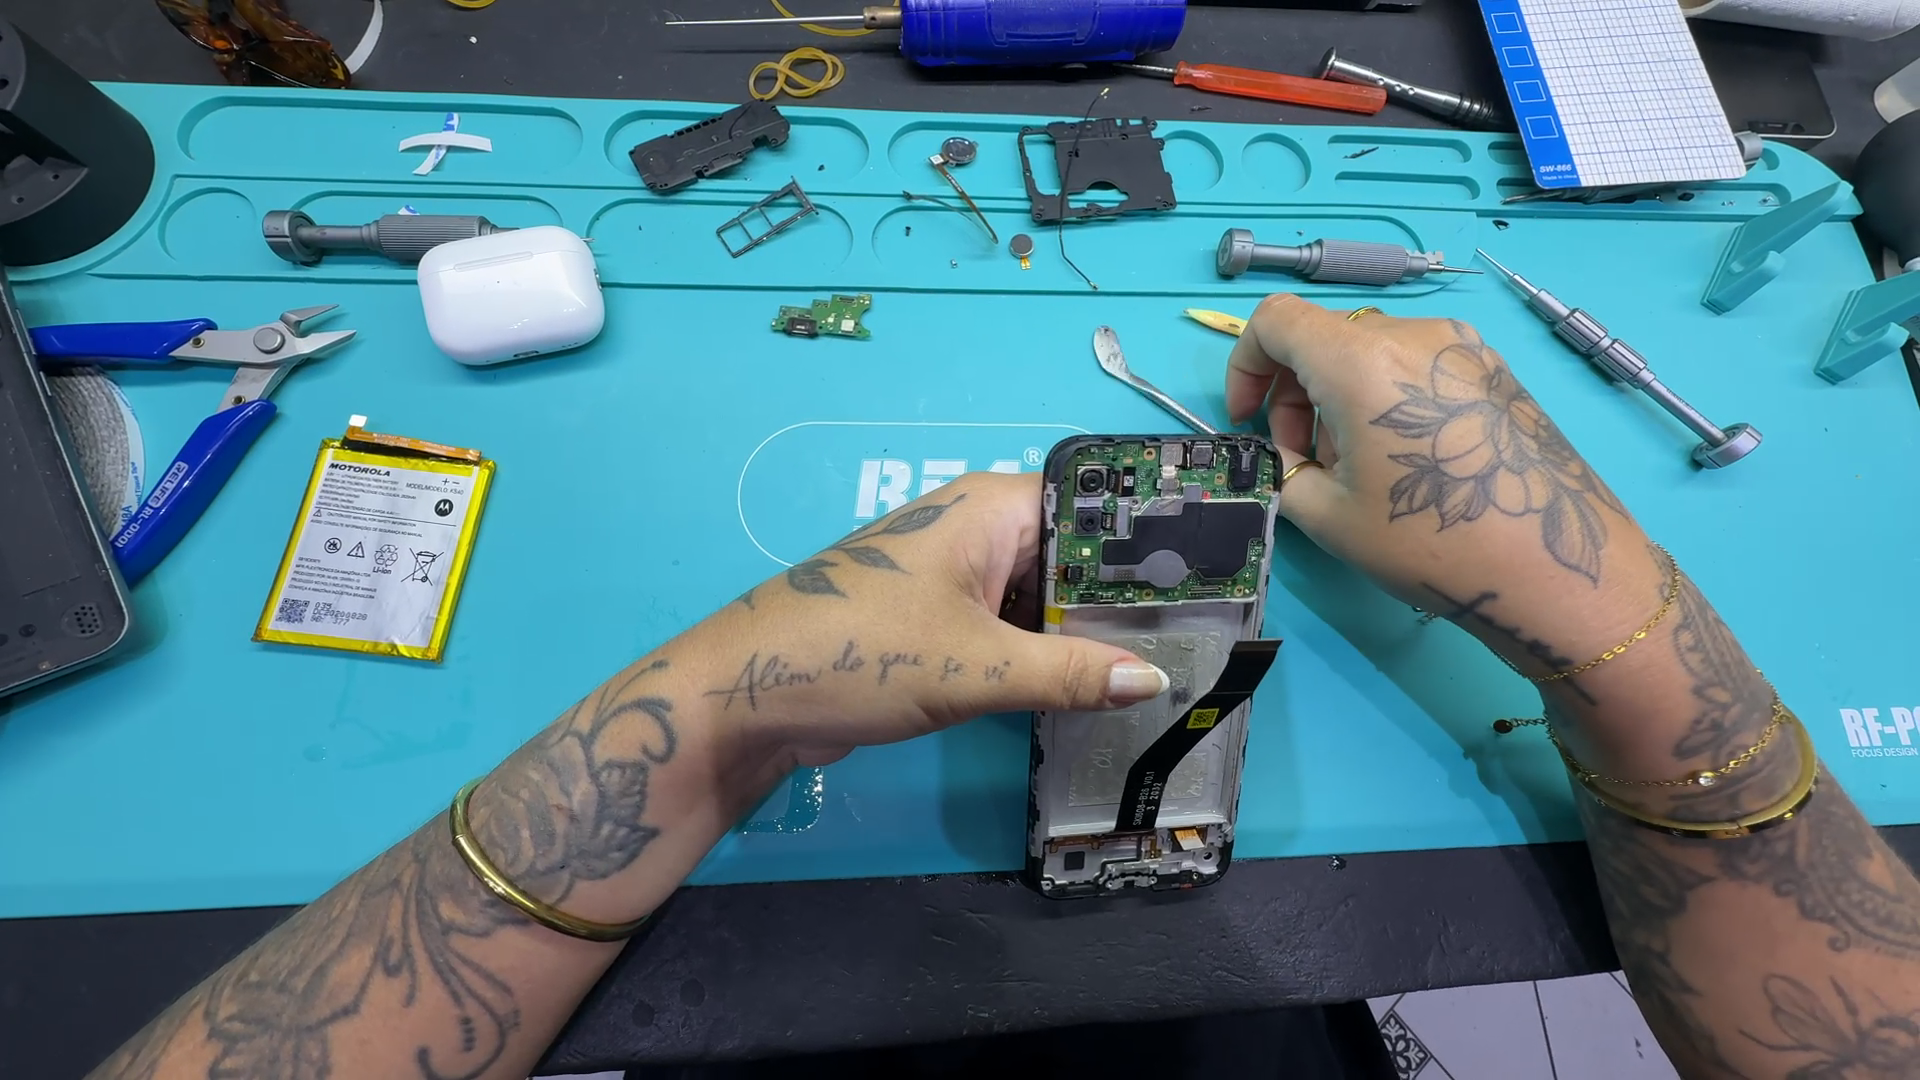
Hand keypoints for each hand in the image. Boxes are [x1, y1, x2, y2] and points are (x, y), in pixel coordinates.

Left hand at [685, 472, 1167, 768]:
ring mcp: (954, 575)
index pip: (1091, 506)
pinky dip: (1042, 652)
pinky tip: (1088, 684)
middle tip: (1193, 638)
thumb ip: (1071, 672)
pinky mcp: (938, 617)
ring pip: (1039, 596)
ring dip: (1081, 632)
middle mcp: (977, 529)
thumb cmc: (864, 653)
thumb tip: (1156, 678)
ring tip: (1157, 664)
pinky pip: (1008, 625)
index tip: (1204, 583)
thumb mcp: (976, 664)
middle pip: (1069, 555)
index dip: (1146, 542)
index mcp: (990, 507)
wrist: (749, 693)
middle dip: (1120, 597)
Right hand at [1225, 295, 1660, 663]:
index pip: (1274, 321)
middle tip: (1302, 460)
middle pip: (1320, 339)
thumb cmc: (1426, 541)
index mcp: (1360, 361)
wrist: (1557, 569)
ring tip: (1354, 468)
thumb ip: (1280, 467)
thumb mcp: (1322, 514)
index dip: (1243, 365)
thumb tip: (1284, 451)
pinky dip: (1377, 399)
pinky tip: (1400, 459)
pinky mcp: (1490, 368)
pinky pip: (1408, 364)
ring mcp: (1460, 347)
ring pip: (1363, 353)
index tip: (1248, 418)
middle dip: (1290, 395)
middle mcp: (1412, 334)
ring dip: (1333, 400)